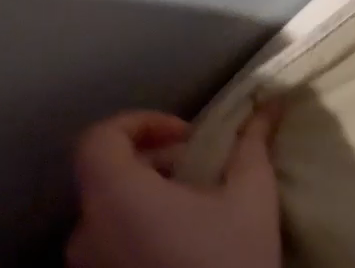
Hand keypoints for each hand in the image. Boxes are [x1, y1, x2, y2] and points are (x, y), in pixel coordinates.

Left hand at [66, 108, 280, 267]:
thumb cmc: (229, 256)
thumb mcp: (252, 192)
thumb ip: (252, 142)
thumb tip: (269, 103)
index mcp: (119, 199)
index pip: (99, 140)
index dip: (141, 122)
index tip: (189, 133)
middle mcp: (87, 230)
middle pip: (112, 172)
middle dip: (163, 158)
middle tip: (211, 167)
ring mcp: (86, 263)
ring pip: (113, 204)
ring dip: (156, 189)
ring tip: (203, 202)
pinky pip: (112, 235)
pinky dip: (145, 219)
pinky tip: (187, 233)